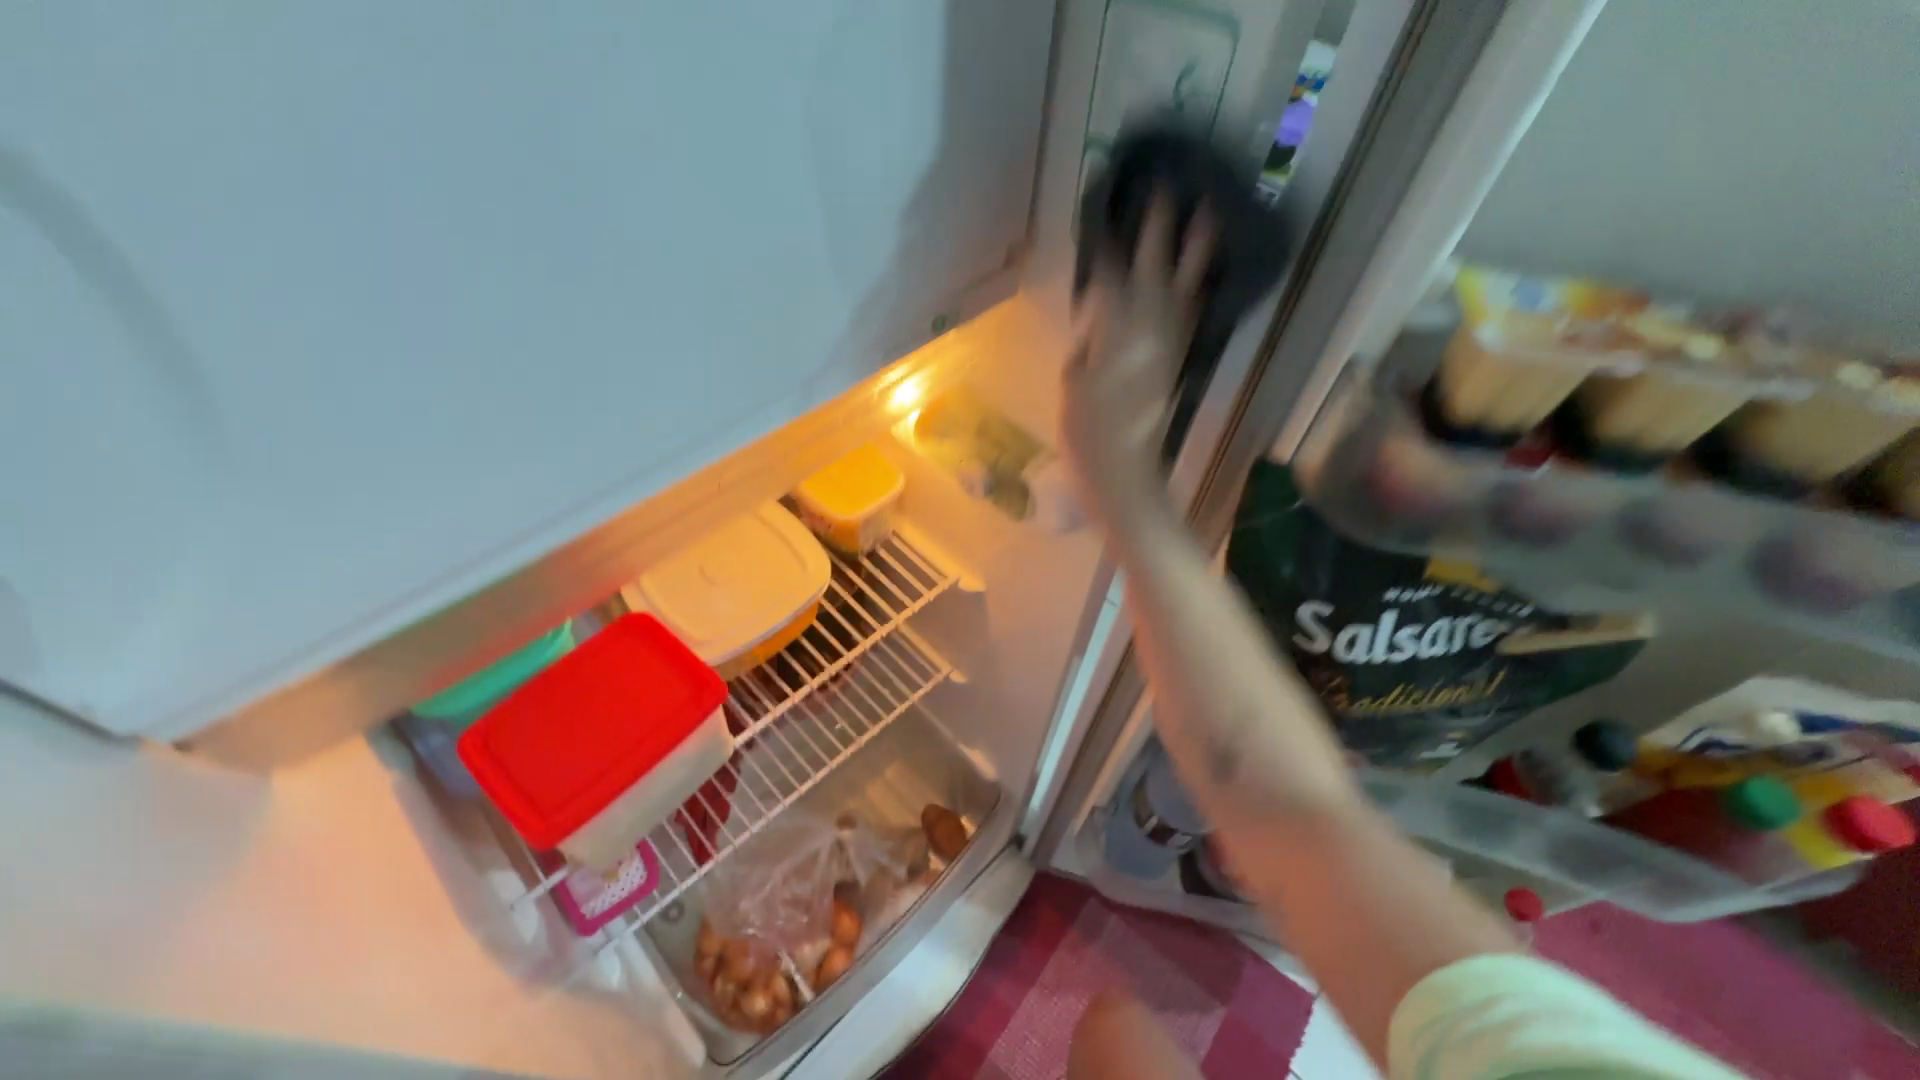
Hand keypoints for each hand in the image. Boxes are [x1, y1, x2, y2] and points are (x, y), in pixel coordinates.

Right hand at [1061, 193, 1213, 529]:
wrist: (1125, 470)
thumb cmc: (1088, 429)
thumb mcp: (1075, 377)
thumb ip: (1089, 334)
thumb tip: (1100, 306)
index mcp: (1118, 325)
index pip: (1111, 267)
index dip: (1108, 237)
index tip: (1106, 206)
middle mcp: (1151, 322)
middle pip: (1157, 262)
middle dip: (1160, 224)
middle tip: (1165, 186)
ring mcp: (1171, 338)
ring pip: (1187, 280)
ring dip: (1197, 245)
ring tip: (1208, 209)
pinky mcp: (1180, 354)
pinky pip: (1193, 307)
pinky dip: (1197, 282)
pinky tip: (1202, 268)